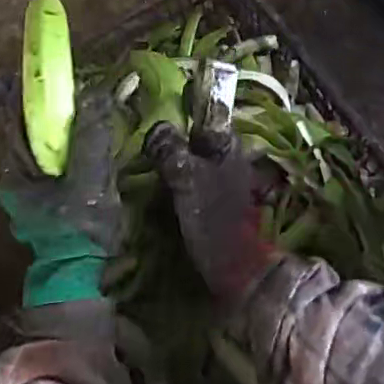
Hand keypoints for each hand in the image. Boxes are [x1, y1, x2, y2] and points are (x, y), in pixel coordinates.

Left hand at [0, 91, 121, 306]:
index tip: (48, 69)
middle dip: (55, 106)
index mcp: (17, 169)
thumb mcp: (90, 179)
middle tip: (83, 88)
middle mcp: (17, 176)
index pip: (15, 115)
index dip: (28, 89)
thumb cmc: (80, 230)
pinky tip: (95, 144)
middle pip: (32, 127)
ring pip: (46, 145)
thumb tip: (96, 93)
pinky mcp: (48, 201)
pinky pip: (58, 161)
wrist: (78, 282)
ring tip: (94, 110)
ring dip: (67, 127)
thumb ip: (90, 136)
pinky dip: (73, 146)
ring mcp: (31, 191)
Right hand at [142, 120, 275, 309]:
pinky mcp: (219, 201)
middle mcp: (231, 156)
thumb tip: (157, 126)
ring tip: (147, 170)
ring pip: (196, 161)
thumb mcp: (186, 180)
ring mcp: (227, 179)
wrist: (239, 268)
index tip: (156, 122)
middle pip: (197, 140)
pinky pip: (196, 181)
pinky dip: (180, 183)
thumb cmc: (214, 217)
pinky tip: (161, 192)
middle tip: (144, 150)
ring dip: (175, 164)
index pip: (204, 116)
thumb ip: (172, 151)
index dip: (181, 115)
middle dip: (174, 143)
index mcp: (227, 144)